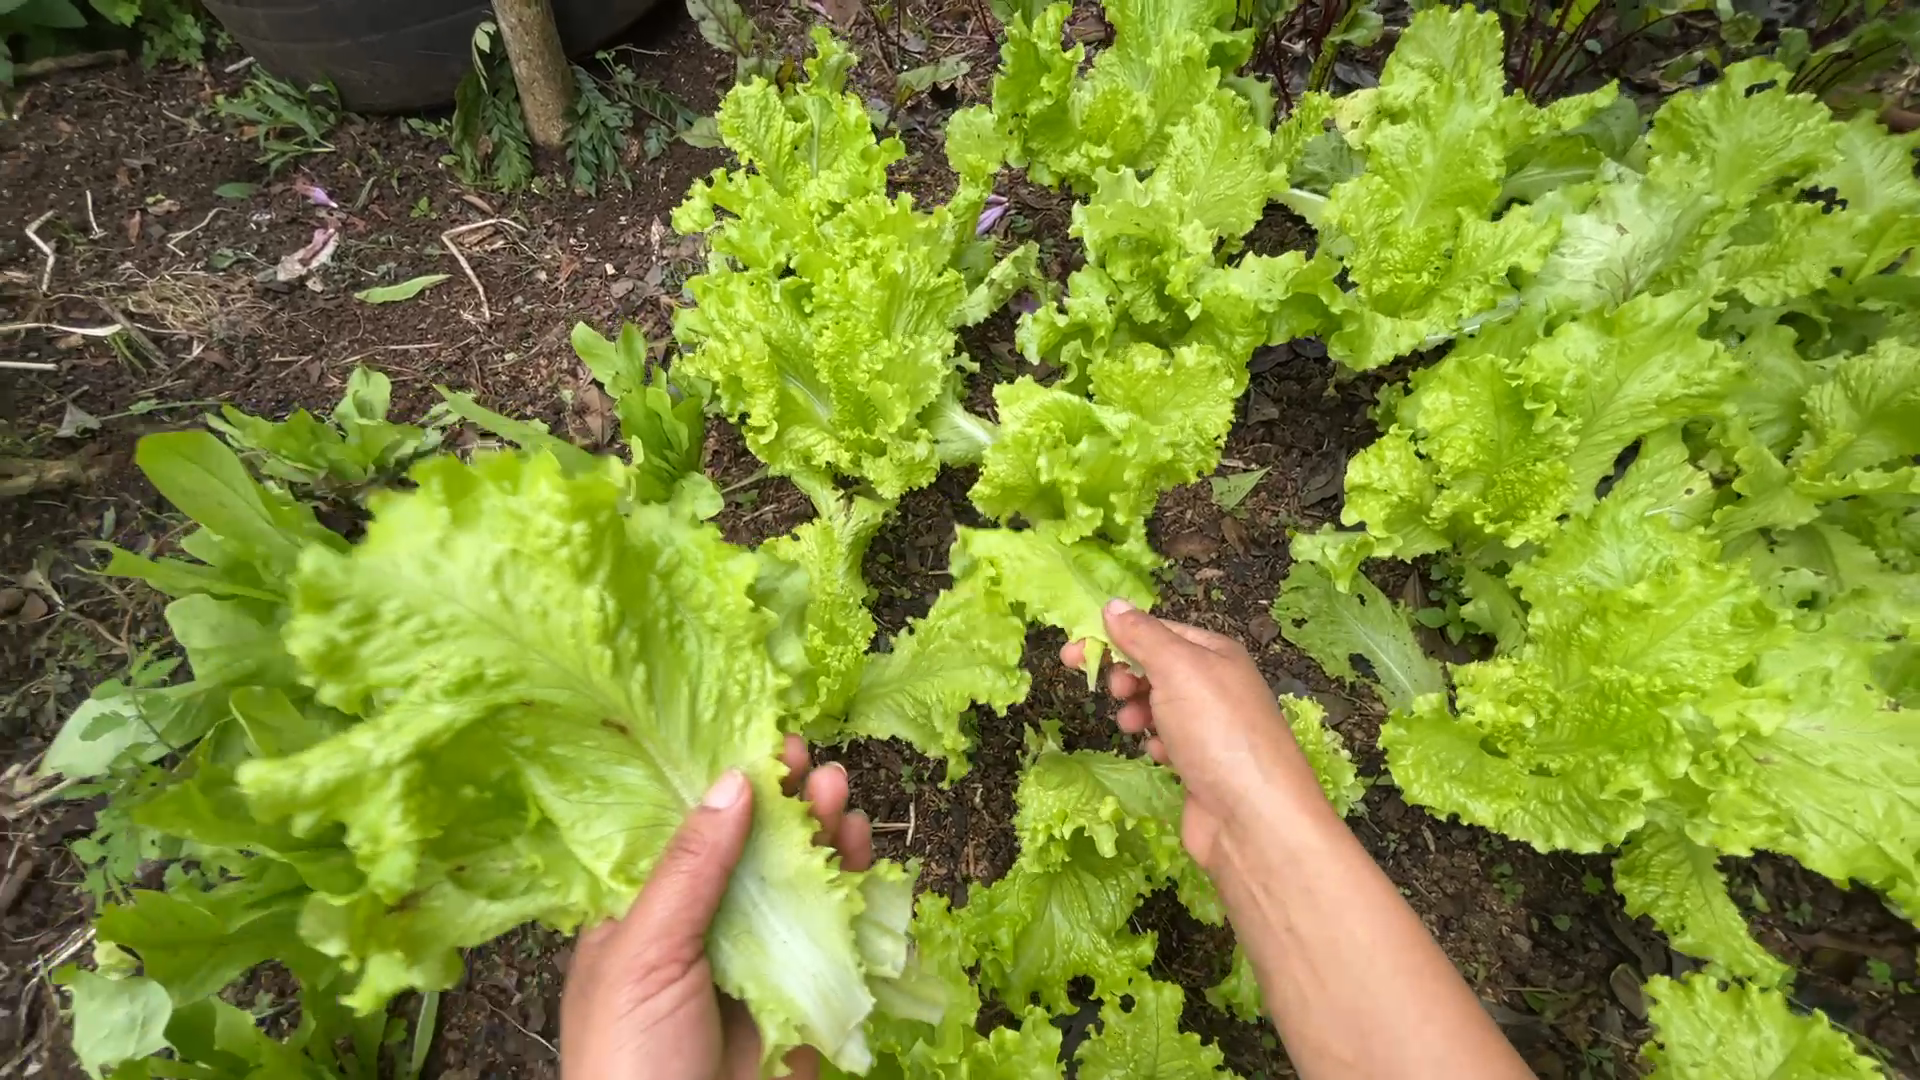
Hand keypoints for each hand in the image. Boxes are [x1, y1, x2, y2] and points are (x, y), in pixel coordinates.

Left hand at [560, 735, 871, 1079]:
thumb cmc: (632, 1066)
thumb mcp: (644, 958)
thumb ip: (691, 869)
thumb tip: (733, 781)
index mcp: (647, 915)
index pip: (689, 831)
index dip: (723, 785)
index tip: (757, 743)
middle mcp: (704, 924)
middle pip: (749, 844)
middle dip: (780, 799)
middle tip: (804, 757)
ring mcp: (756, 951)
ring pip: (794, 873)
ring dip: (818, 827)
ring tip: (835, 787)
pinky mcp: (802, 980)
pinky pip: (829, 916)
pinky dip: (846, 875)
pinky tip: (855, 841)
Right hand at [1062, 599, 1333, 872]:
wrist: (1254, 819)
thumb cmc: (1217, 731)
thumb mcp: (1177, 668)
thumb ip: (1143, 634)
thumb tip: (1113, 604)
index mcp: (1214, 652)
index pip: (1156, 629)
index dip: (1114, 637)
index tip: (1073, 653)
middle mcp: (1216, 683)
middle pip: (1154, 665)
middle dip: (1125, 675)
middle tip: (1111, 691)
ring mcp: (1211, 725)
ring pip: (1156, 703)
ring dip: (1136, 709)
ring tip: (1132, 726)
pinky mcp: (1202, 762)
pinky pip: (1167, 739)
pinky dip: (1155, 742)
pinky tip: (1158, 754)